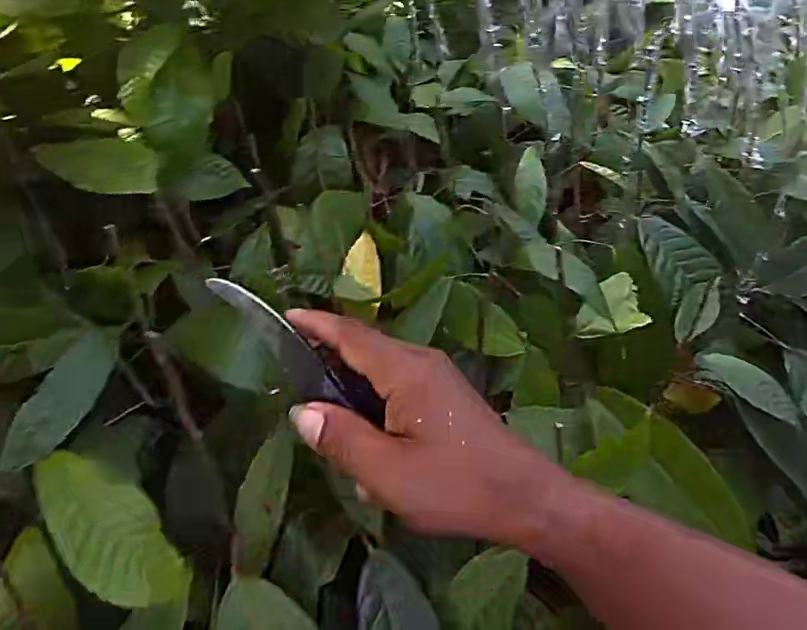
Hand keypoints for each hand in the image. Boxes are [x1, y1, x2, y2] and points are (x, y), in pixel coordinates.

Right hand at [284, 309, 575, 546]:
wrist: (519, 492)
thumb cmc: (453, 483)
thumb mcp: (387, 472)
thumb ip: (342, 439)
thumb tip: (302, 411)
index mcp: (407, 370)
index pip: (354, 336)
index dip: (319, 324)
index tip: (288, 314)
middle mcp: (422, 361)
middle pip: (367, 345)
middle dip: (330, 350)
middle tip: (290, 363)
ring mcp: (436, 375)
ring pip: (382, 366)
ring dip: (352, 380)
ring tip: (321, 404)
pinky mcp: (443, 393)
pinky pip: (397, 382)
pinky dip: (373, 396)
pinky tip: (364, 432)